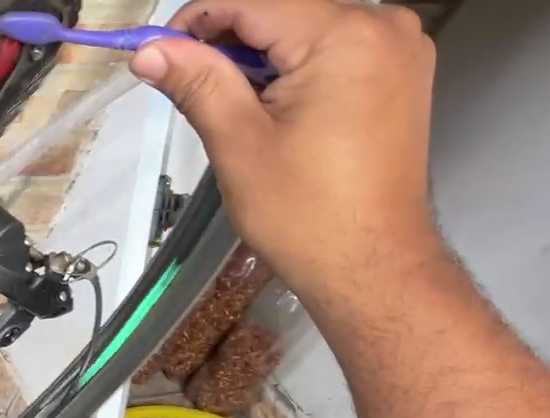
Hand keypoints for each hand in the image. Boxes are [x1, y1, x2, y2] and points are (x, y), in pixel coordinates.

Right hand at [131, 0, 441, 291]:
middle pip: (283, 9)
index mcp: (343, 35)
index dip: (196, 18)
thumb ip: (197, 84)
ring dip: (258, 57)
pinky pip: (334, 50)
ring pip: (307, 29)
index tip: (155, 54)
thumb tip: (149, 51)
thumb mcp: (237, 144)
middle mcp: (382, 23)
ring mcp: (399, 46)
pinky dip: (292, 69)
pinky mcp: (399, 72)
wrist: (368, 260)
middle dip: (226, 41)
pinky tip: (270, 111)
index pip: (254, 0)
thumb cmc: (301, 210)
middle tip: (185, 88)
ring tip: (229, 110)